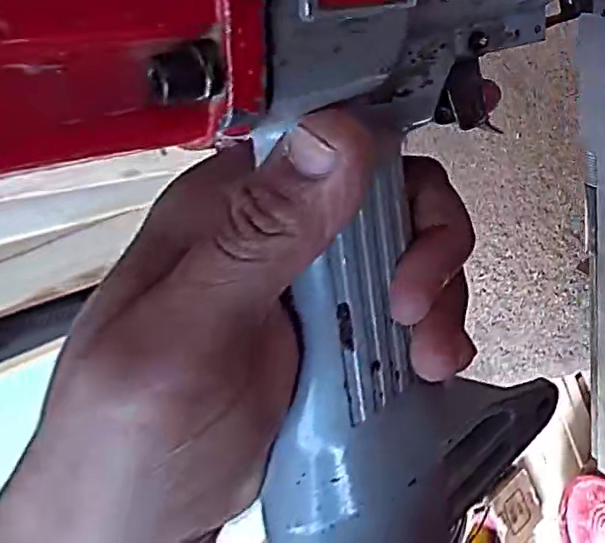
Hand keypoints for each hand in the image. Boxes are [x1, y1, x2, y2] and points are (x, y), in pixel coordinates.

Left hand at [0, 106, 484, 542]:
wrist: (145, 540)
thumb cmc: (127, 450)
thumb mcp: (182, 342)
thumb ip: (260, 236)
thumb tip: (338, 130)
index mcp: (235, 200)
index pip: (333, 130)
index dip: (400, 124)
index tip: (477, 104)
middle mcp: (289, 218)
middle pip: (400, 185)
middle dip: (430, 241)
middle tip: (417, 302)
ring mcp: (328, 264)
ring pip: (424, 236)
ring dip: (441, 292)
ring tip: (425, 352)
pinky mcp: (358, 305)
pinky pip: (427, 286)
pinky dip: (442, 320)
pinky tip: (429, 359)